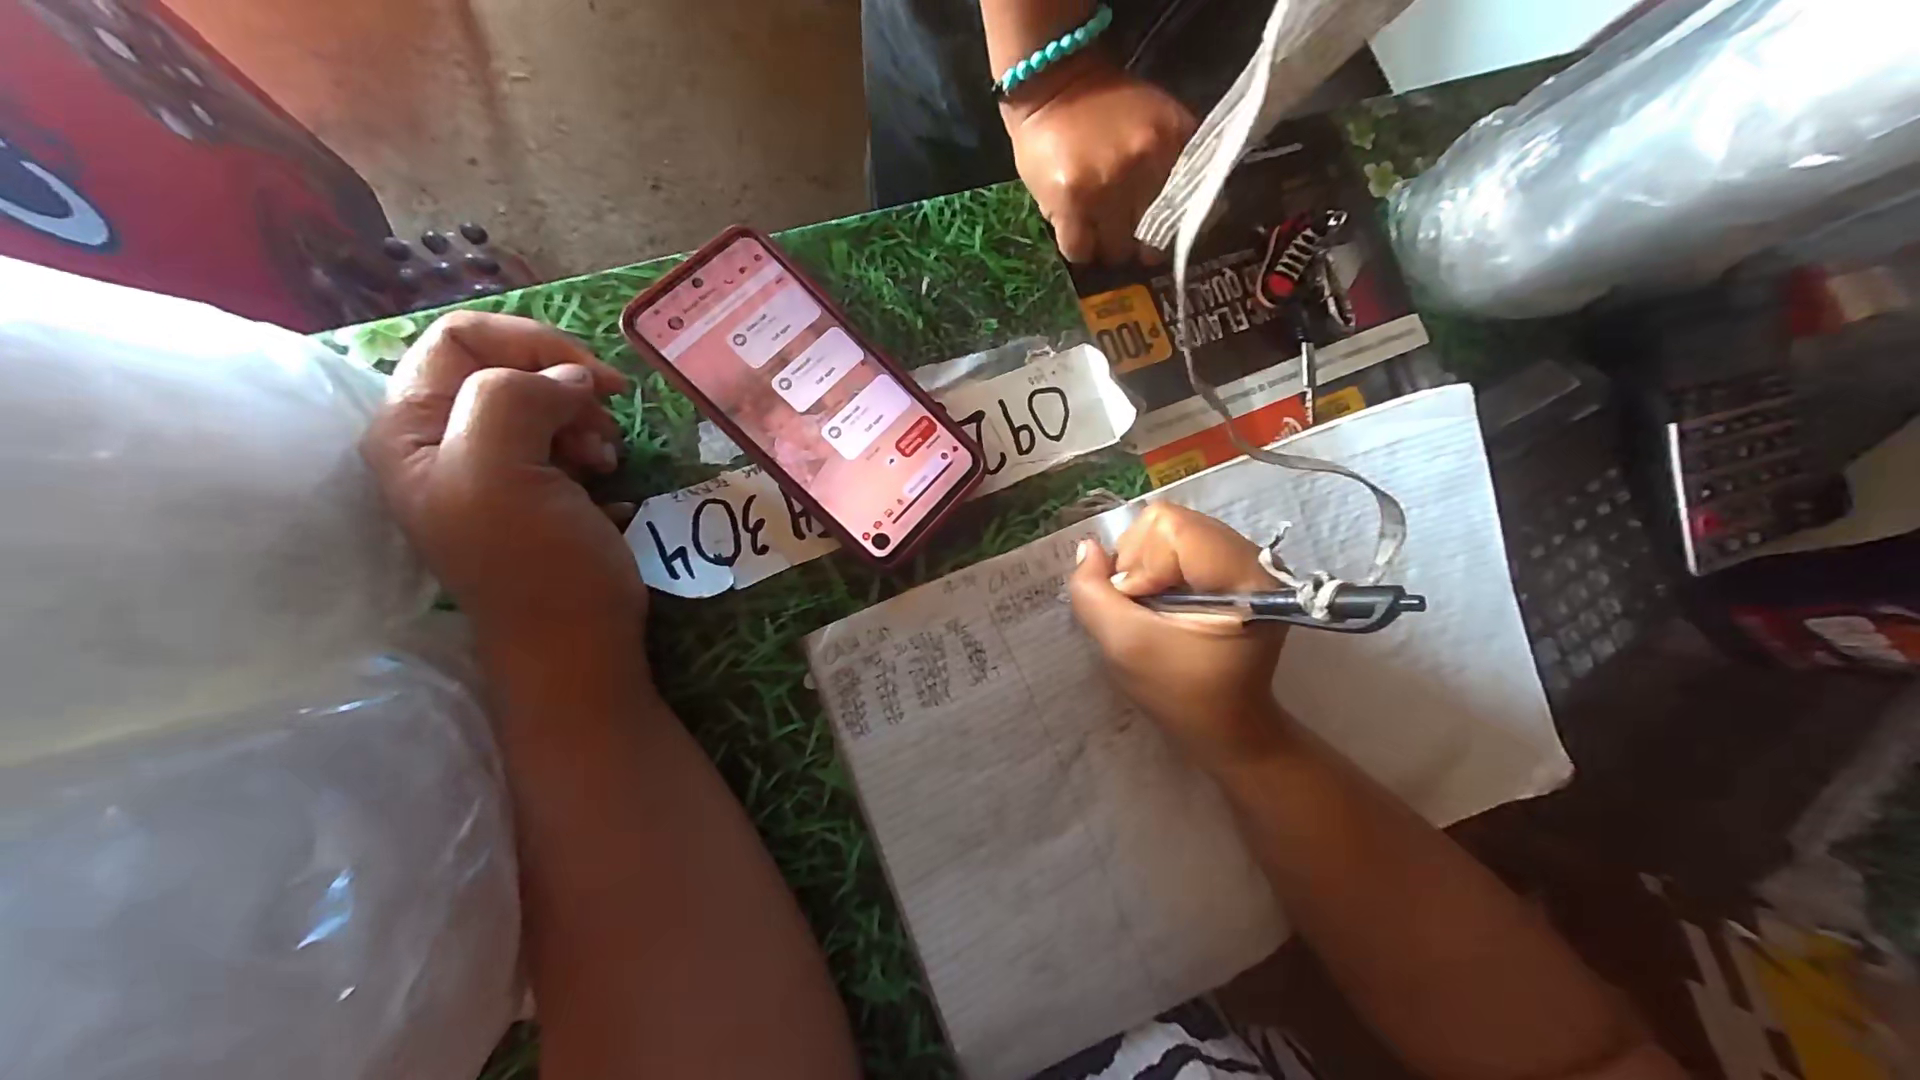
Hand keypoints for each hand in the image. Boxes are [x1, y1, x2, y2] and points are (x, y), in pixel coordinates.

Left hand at [360, 311, 640, 639]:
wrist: (577, 641)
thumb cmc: (538, 565)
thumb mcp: (500, 474)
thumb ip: (512, 400)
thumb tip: (571, 382)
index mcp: (413, 430)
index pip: (463, 339)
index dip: (532, 344)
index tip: (595, 380)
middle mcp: (445, 441)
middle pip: (508, 367)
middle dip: (565, 387)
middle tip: (603, 430)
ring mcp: (493, 467)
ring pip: (544, 400)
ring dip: (585, 418)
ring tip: (606, 459)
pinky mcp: (536, 488)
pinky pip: (565, 437)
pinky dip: (593, 445)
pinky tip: (607, 474)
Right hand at [1003, 55, 1195, 264]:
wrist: (1051, 82)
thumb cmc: (1105, 106)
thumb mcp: (1157, 123)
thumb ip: (1174, 162)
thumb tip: (1180, 220)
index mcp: (1172, 143)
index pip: (1183, 214)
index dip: (1167, 232)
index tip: (1155, 236)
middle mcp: (1144, 165)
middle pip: (1147, 239)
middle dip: (1134, 240)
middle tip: (1120, 231)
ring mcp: (1105, 187)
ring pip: (1114, 250)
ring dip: (1104, 247)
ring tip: (1095, 230)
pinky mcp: (1070, 203)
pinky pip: (1079, 250)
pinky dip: (1078, 248)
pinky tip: (1075, 232)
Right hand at [1069, 503, 1290, 770]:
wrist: (1227, 726)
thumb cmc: (1181, 694)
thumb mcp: (1123, 646)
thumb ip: (1093, 592)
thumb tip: (1088, 548)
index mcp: (1243, 574)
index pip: (1170, 527)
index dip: (1139, 562)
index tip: (1139, 608)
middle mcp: (1252, 556)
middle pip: (1169, 522)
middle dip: (1139, 562)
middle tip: (1141, 607)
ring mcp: (1243, 559)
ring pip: (1171, 529)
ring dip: (1145, 565)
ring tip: (1152, 605)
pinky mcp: (1231, 566)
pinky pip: (1179, 542)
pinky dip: (1157, 567)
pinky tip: (1163, 600)